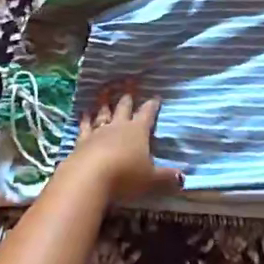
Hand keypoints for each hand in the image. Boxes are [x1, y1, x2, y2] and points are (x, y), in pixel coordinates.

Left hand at [58, 92, 184, 200]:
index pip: (147, 114)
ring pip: (103, 112)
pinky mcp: (81, 141)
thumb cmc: (125, 176)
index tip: (156, 96)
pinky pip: (84, 126)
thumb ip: (166, 178)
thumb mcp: (151, 180)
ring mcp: (98, 132)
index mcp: (138, 131)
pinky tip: (83, 112)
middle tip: (129, 83)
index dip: (152, 106)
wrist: (89, 178)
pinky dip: (84, 118)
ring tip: (105, 90)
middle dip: (128, 96)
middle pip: (124, 107)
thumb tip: (182, 178)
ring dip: (104, 101)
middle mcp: (118, 127)